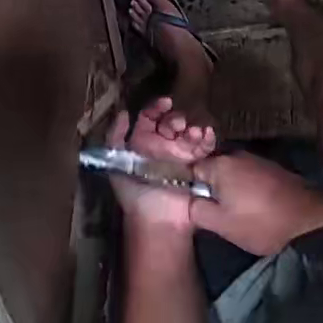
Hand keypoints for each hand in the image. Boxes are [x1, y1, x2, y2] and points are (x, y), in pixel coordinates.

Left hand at [104, 97, 216, 234]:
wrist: (157, 219)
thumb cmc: (134, 193)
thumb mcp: (115, 163)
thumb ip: (116, 136)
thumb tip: (123, 112)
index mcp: (143, 142)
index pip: (151, 117)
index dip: (157, 107)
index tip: (166, 103)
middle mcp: (163, 146)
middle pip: (172, 122)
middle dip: (176, 118)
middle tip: (178, 124)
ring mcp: (182, 154)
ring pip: (189, 132)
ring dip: (193, 128)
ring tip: (192, 133)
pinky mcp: (198, 165)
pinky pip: (205, 147)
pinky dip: (207, 138)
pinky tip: (206, 135)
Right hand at [191, 152, 322, 255]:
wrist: (309, 218)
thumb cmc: (261, 222)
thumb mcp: (222, 224)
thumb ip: (197, 210)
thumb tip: (187, 201)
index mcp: (221, 164)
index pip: (191, 169)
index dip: (189, 187)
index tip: (194, 204)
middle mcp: (237, 155)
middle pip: (212, 170)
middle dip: (210, 189)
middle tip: (214, 212)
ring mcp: (256, 160)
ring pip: (230, 173)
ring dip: (228, 190)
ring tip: (234, 212)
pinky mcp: (271, 168)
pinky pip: (247, 176)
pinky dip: (244, 189)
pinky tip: (251, 206)